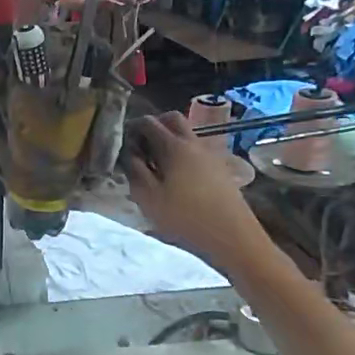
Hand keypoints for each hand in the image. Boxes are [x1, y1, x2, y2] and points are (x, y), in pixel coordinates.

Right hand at [124, 113, 264, 267]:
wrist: (232, 236)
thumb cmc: (185, 217)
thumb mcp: (148, 198)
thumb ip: (134, 171)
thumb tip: (129, 153)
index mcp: (173, 146)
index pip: (148, 122)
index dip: (132, 127)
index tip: (122, 142)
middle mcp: (193, 143)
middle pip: (172, 119)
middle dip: (154, 125)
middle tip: (140, 145)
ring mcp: (210, 154)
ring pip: (186, 134)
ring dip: (169, 140)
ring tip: (155, 165)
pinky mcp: (219, 168)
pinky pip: (196, 150)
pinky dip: (182, 153)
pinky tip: (175, 177)